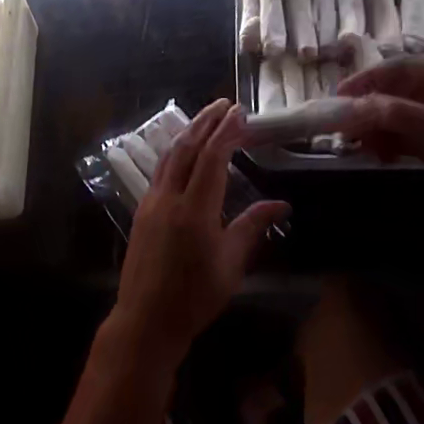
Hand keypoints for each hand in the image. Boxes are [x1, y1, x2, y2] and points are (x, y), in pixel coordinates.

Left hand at [111, 100, 289, 350]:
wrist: (146, 320)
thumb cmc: (195, 296)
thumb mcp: (231, 263)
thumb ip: (252, 227)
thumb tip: (281, 204)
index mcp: (194, 210)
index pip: (212, 158)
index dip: (226, 132)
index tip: (239, 112)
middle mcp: (169, 198)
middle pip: (187, 148)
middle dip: (206, 122)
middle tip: (224, 103)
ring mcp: (151, 202)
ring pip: (169, 156)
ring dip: (189, 133)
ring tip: (206, 117)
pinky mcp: (142, 211)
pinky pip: (160, 170)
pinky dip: (175, 152)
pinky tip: (184, 151)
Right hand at [338, 58, 423, 227]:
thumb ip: (399, 116)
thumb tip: (355, 106)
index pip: (406, 69)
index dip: (369, 80)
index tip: (338, 98)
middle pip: (404, 94)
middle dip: (372, 109)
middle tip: (344, 129)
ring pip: (407, 119)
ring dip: (381, 130)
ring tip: (360, 148)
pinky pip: (416, 141)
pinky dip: (396, 146)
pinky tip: (381, 157)